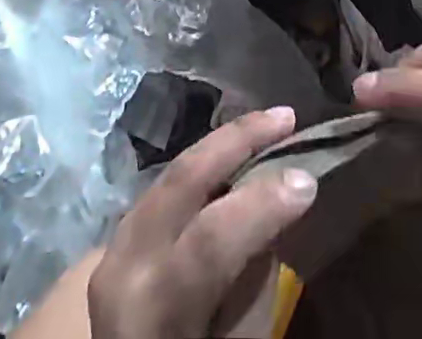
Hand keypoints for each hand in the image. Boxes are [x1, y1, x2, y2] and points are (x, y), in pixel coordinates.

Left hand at [87, 106, 316, 338]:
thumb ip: (248, 288)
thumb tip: (270, 222)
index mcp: (153, 304)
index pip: (208, 239)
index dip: (259, 205)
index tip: (307, 181)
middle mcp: (124, 262)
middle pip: (181, 179)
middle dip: (236, 140)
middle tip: (285, 117)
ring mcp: (114, 245)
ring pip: (171, 172)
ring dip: (220, 144)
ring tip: (265, 124)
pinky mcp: (118, 238)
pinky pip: (164, 187)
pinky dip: (201, 165)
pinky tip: (230, 153)